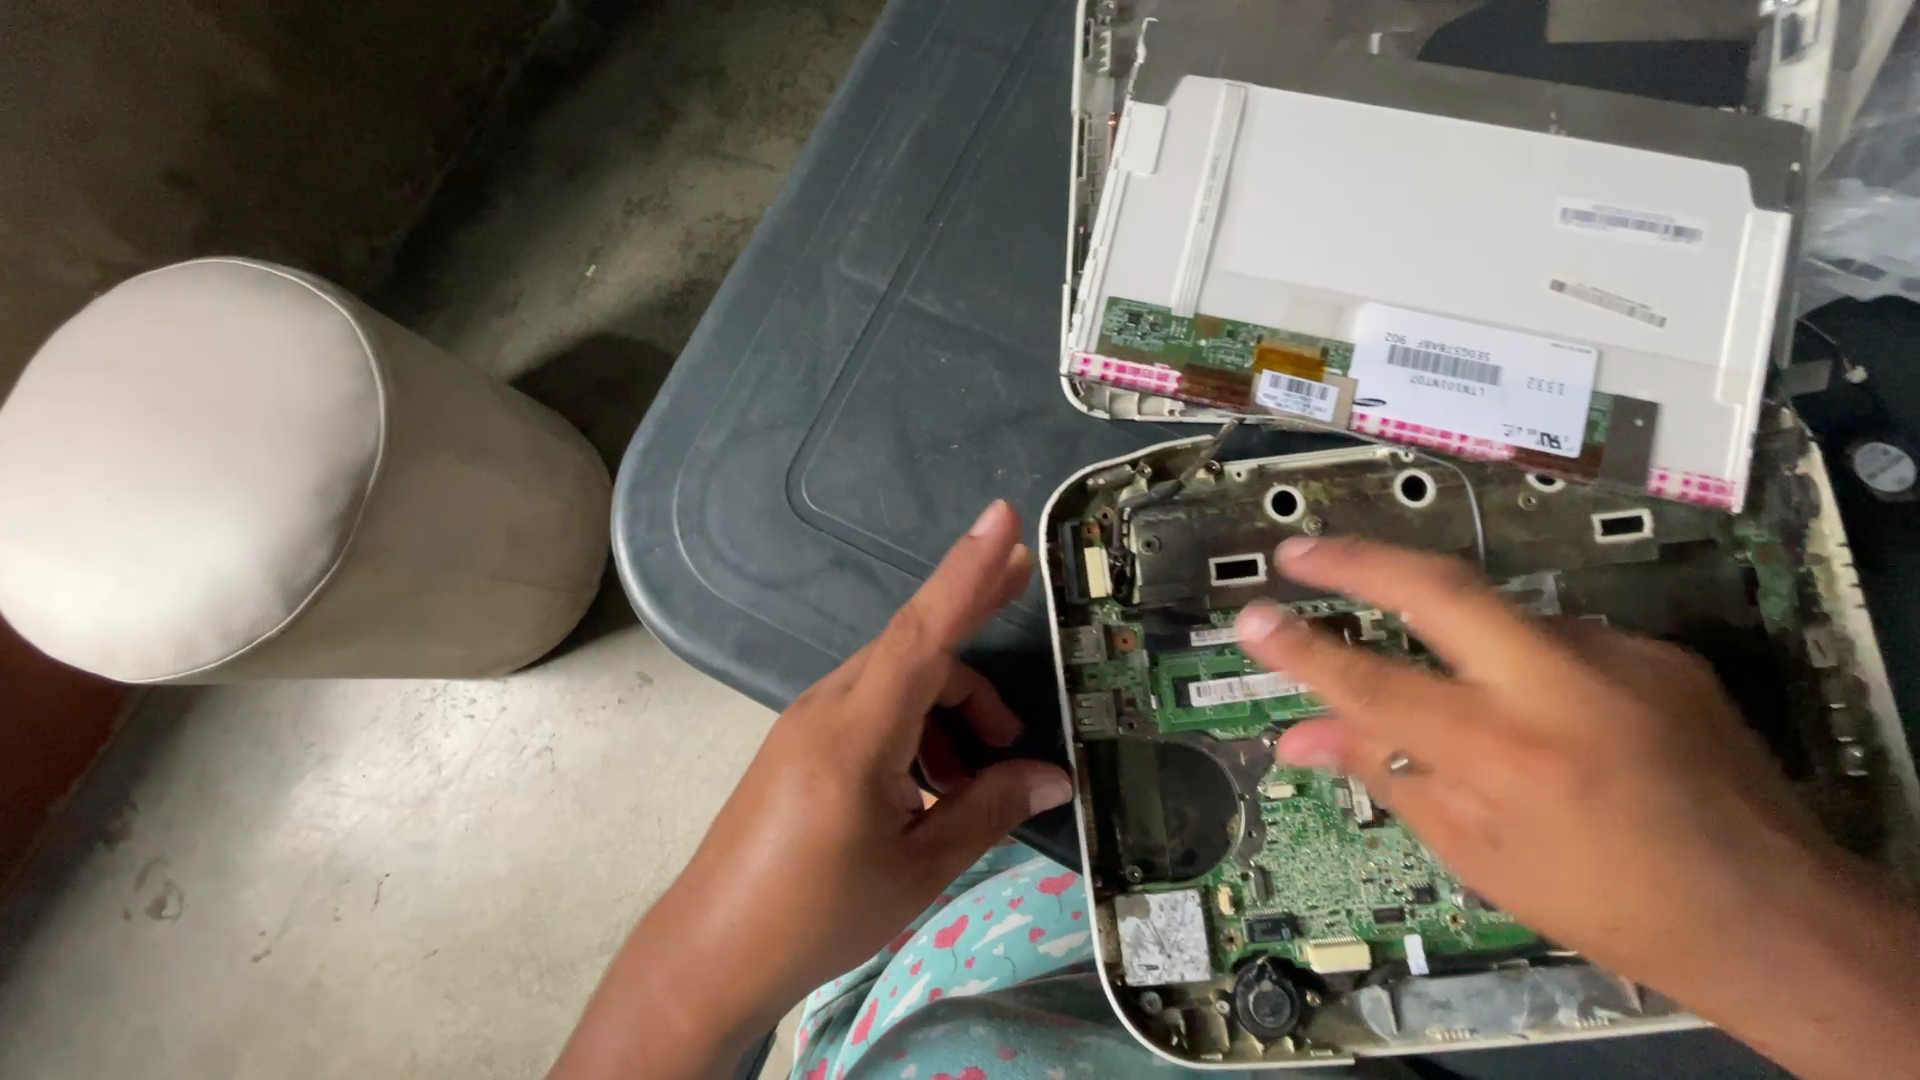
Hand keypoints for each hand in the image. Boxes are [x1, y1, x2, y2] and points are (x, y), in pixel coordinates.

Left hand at [550, 501, 1072, 1079]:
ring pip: (900, 680)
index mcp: (856, 732)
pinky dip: (920, 727)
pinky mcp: (804, 739)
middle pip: (919, 650)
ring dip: (953, 708)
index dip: (967, 574)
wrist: (711, 952)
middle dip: (978, 648)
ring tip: (984, 774)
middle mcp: (830, 705)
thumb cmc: (816, 914)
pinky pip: (876, 705)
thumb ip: (987, 810)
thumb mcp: (917, 867)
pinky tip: (937, 784)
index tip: (1001, 519)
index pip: (922, 633)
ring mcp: (811, 719)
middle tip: (1026, 615)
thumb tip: (1052, 777)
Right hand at [1233, 536, 1919, 1079]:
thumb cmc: (1609, 904)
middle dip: (1359, 560)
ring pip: (1496, 616)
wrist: (1785, 921)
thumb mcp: (1476, 853)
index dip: (1303, 649)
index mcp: (1510, 758)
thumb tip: (1299, 736)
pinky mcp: (1657, 653)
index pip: (1376, 686)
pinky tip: (1537, 712)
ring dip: (1450, 636)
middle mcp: (1564, 691)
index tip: (1252, 618)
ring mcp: (1620, 660)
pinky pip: (1553, 639)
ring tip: (1458, 698)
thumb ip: (1385, 773)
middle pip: (1442, 589)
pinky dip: (1518, 662)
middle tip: (1300, 552)